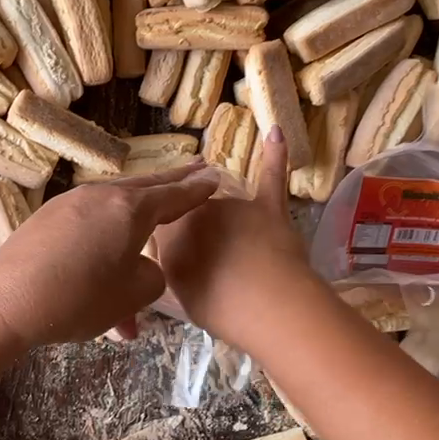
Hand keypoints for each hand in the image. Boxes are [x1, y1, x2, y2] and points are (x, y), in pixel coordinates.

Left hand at [0, 165, 219, 348]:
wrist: (7, 302)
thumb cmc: (80, 297)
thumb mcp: (133, 293)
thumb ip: (152, 275)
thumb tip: (139, 265)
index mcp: (131, 208)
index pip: (175, 195)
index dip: (198, 189)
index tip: (215, 177)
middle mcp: (100, 196)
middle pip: (145, 187)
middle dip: (172, 181)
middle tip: (195, 167)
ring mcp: (68, 205)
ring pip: (113, 213)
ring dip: (133, 229)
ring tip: (151, 231)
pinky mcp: (45, 220)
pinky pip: (87, 226)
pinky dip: (103, 244)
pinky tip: (101, 275)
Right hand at [151, 128, 318, 342]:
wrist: (266, 305)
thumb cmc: (218, 308)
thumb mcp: (181, 293)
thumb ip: (178, 267)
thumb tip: (184, 257)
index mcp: (169, 233)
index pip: (162, 227)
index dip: (171, 241)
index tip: (179, 257)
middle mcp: (197, 211)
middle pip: (193, 213)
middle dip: (199, 232)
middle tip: (210, 262)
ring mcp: (234, 206)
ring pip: (226, 208)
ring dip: (229, 226)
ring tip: (241, 257)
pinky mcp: (268, 207)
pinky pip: (271, 176)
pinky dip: (275, 155)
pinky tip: (275, 132)